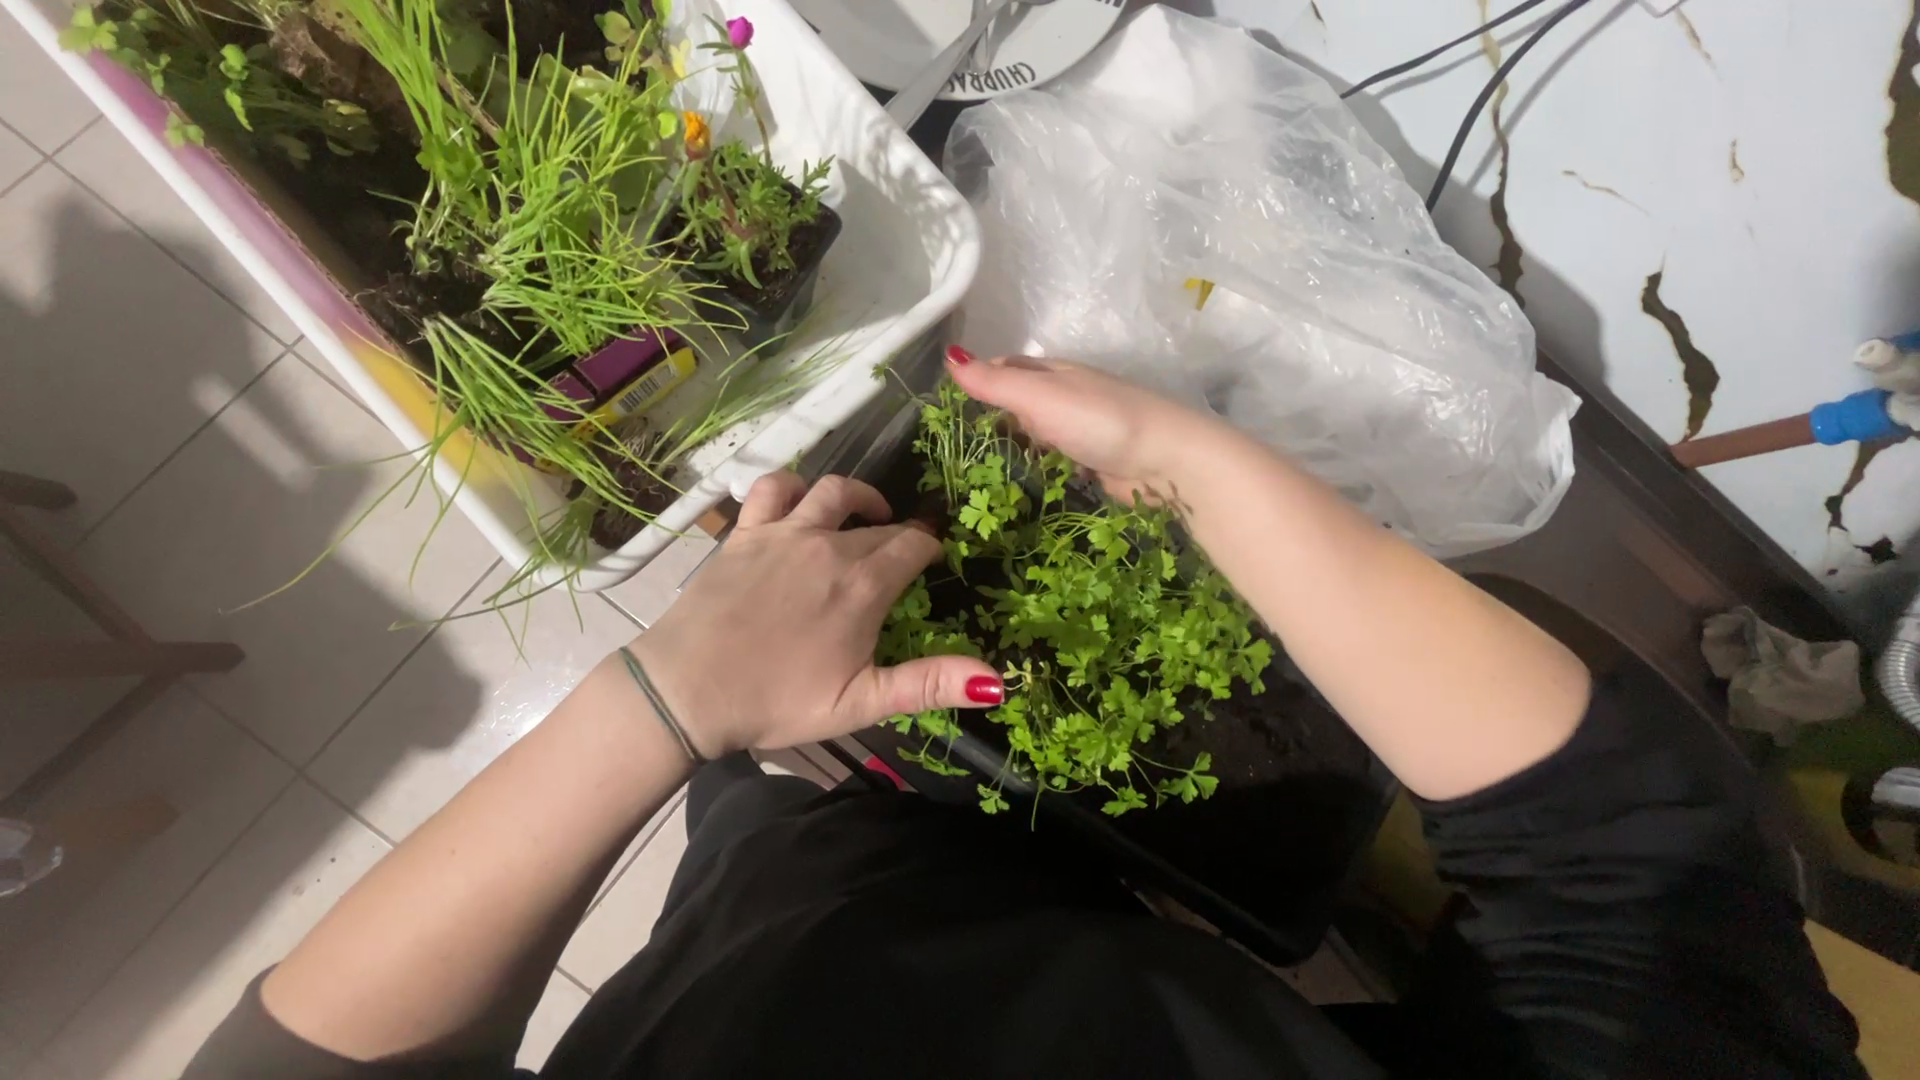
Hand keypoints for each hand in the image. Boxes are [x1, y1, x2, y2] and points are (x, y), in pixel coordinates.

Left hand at [627, 472, 1003, 756]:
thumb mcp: (861, 703)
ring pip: (833, 491)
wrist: (687, 691)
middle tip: (901, 558)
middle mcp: (829, 546)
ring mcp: (784, 532)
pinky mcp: (745, 532)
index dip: (930, 547)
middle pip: (878, 526)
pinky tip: (800, 503)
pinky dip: (793, 487)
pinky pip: (773, 488)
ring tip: (867, 515)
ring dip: (858, 498)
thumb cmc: (777, 701)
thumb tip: (998, 681)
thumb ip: (929, 684)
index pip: (913, 545)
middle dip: (898, 535)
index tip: (933, 559)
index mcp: (863, 585)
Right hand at [942, 348, 1223, 497]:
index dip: (981, 378)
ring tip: (979, 469)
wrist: (1165, 461)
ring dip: (1015, 446)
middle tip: (957, 443)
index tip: (948, 403)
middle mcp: (1068, 397)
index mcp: (1055, 373)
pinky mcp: (1094, 462)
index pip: (1009, 367)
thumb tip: (950, 357)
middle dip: (994, 416)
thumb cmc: (1098, 421)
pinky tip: (1021, 483)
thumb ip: (996, 382)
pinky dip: (1038, 467)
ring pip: (1038, 434)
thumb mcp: (1039, 397)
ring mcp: (1083, 431)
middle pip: (1023, 402)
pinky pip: (1056, 461)